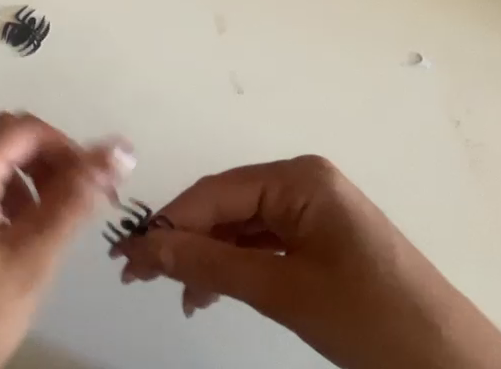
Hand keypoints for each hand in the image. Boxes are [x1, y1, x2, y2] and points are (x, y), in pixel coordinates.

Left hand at [0, 113, 126, 368]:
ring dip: (21, 173)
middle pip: (1, 133)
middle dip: (45, 159)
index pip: (25, 129)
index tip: (98, 187)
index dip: (68, 149)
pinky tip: (10, 231)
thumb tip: (116, 151)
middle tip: (76, 202)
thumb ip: (74, 199)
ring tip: (46, 222)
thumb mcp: (32, 259)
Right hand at [112, 156, 500, 368]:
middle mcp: (304, 183)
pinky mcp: (326, 243)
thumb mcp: (284, 291)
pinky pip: (265, 246)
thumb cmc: (374, 321)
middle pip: (223, 208)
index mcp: (298, 178)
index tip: (126, 256)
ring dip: (206, 260)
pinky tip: (210, 294)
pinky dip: (235, 269)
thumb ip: (209, 263)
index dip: (165, 224)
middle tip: (139, 276)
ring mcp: (317, 213)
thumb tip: (143, 247)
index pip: (212, 194)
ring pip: (240, 229)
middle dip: (182, 242)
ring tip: (175, 294)